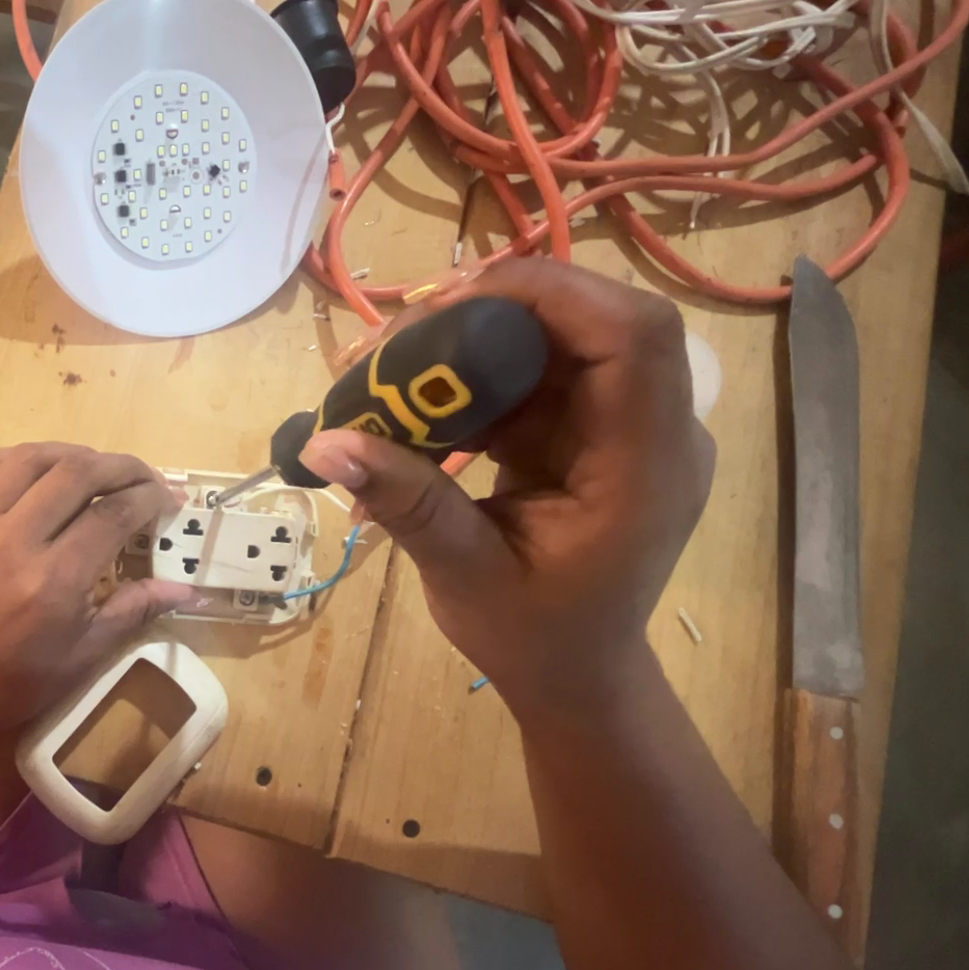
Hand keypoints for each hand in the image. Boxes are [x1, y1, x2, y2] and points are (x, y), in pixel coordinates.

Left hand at [0, 443, 196, 755]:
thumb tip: (189, 589)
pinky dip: (19, 457)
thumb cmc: (17, 683)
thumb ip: (135, 610)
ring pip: (32, 458)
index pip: (113, 514)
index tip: (172, 499)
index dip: (151, 498)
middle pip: (78, 472)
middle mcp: (14, 540)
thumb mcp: (85, 655)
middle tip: (147, 479)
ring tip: (99, 469)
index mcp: (53, 580)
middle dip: (123, 467)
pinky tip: (41, 469)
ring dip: (74, 453)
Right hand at [297, 258, 714, 715]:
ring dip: (460, 347)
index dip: (546, 295)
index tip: (443, 303)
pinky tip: (406, 403)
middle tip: (387, 342)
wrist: (573, 674)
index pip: (629, 336)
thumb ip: (405, 502)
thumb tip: (323, 443)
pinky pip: (523, 382)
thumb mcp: (462, 572)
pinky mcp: (579, 434)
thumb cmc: (533, 637)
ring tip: (377, 368)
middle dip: (481, 317)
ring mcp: (613, 429)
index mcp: (644, 465)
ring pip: (543, 347)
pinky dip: (461, 383)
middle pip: (580, 326)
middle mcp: (645, 430)